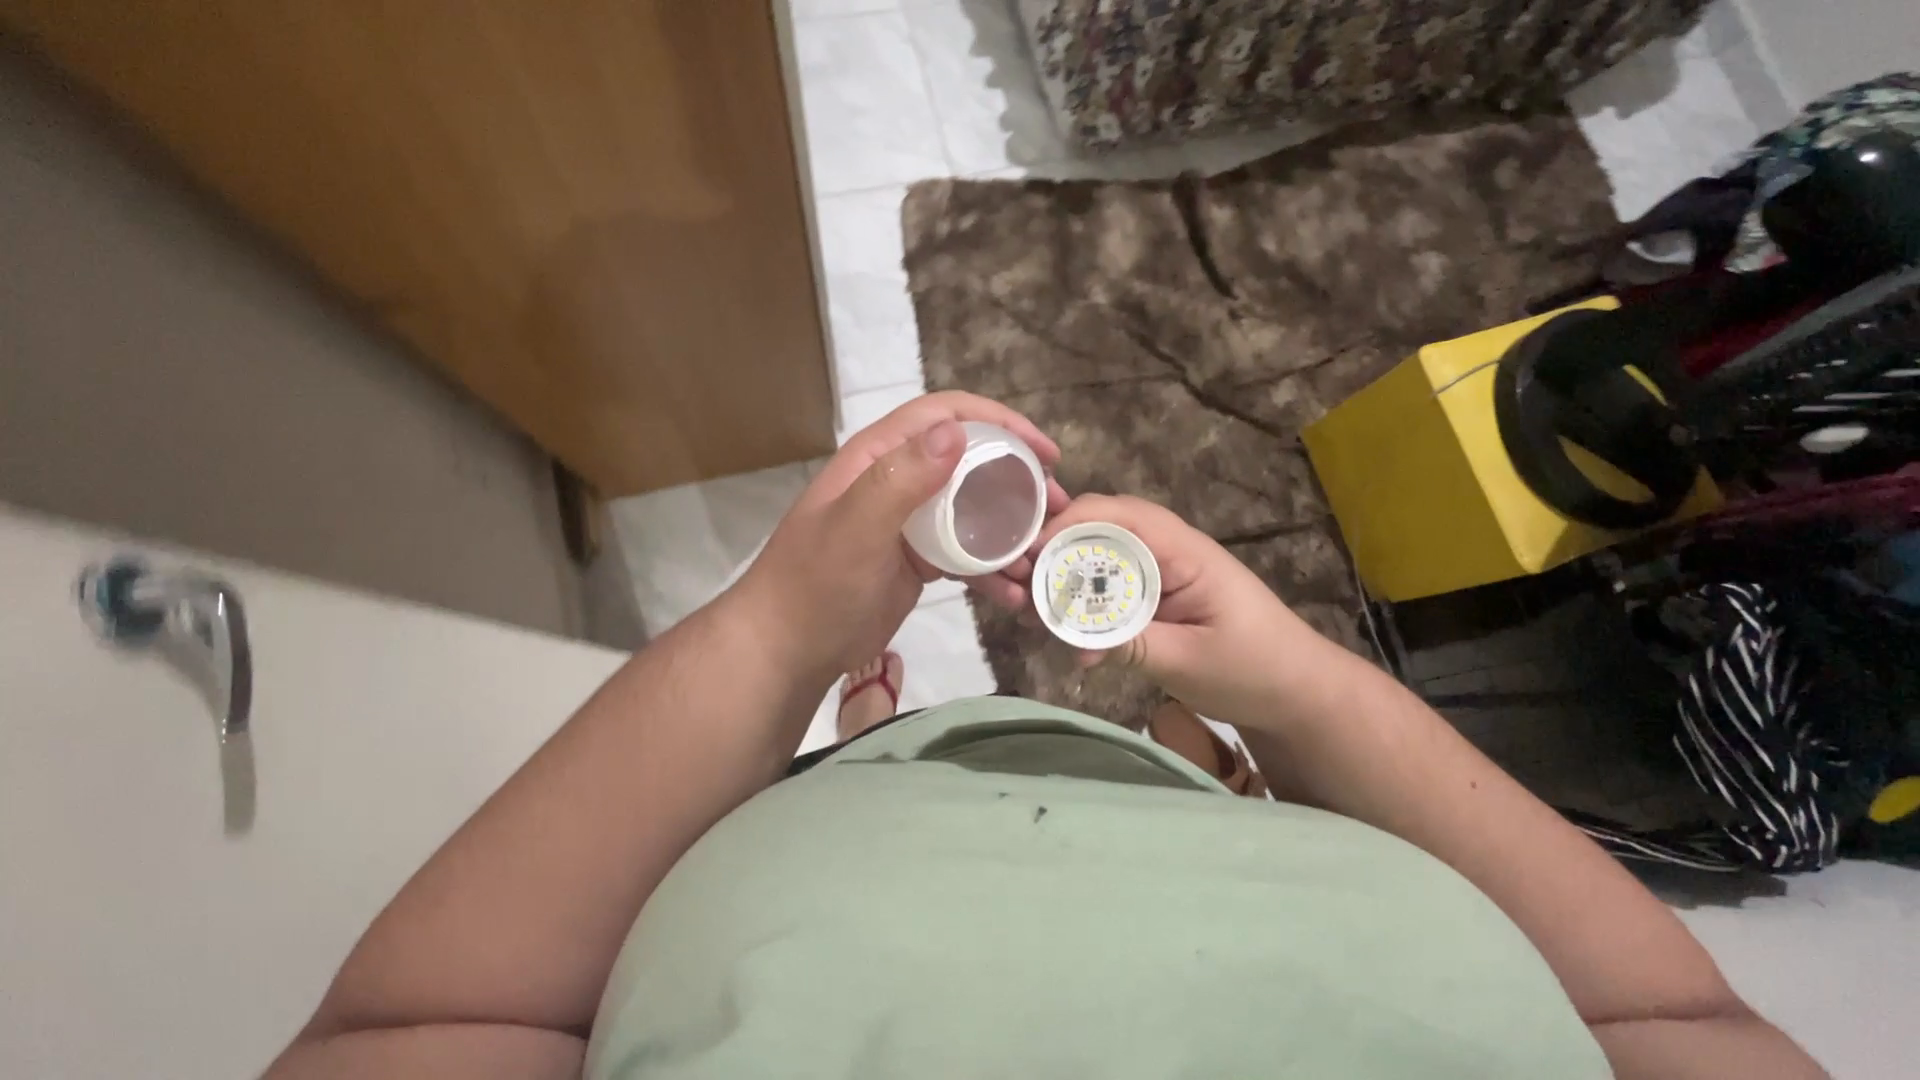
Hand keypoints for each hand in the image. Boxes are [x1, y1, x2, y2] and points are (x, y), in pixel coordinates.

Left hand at [733, 391, 1067, 681]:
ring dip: (1011, 532)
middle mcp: (897, 482)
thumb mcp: (855, 528)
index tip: (1045, 452)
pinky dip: (991, 571)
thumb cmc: (815, 584)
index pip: (945, 416)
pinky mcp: (917, 562)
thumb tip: (956, 431)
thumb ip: (900, 479)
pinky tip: (1012, 594)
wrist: (787, 649)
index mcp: (879, 458)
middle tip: (1057, 509)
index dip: (999, 423)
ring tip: (1043, 557)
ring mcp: (909, 524)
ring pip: (974, 512)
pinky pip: (965, 555)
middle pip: (970, 463)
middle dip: (1018, 482)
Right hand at [987, 494, 1343, 732]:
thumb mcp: (1188, 661)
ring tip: (1030, 612)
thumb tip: (1067, 627)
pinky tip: (1070, 642)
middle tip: (1016, 585)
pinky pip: (1109, 591)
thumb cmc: (1253, 669)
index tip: (1028, 556)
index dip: (1067, 525)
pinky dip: (1083, 609)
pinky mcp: (1155, 600)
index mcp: (1182, 551)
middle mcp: (1166, 552)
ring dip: (1063, 581)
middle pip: (1098, 530)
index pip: (1117, 515)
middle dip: (1052, 551)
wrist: (1296, 692)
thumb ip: (1130, 641)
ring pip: (1098, 560)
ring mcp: (1160, 575)